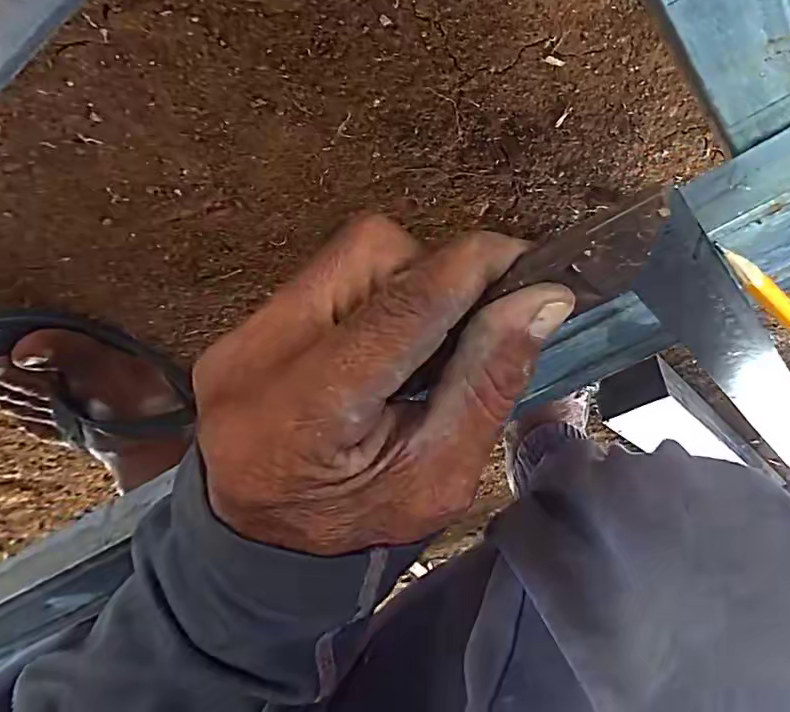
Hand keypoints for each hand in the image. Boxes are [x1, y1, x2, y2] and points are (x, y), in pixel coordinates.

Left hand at [191, 215, 574, 554]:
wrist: (257, 542)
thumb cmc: (354, 523)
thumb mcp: (438, 476)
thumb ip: (489, 382)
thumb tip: (541, 301)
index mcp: (306, 410)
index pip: (405, 306)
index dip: (478, 267)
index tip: (534, 268)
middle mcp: (262, 351)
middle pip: (376, 251)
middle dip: (443, 272)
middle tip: (471, 319)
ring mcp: (249, 327)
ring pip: (360, 247)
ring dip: (414, 277)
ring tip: (424, 338)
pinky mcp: (253, 317)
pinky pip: (340, 266)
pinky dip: (385, 286)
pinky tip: (391, 336)